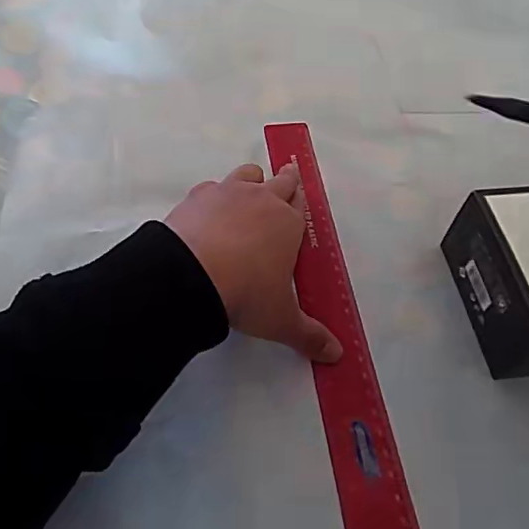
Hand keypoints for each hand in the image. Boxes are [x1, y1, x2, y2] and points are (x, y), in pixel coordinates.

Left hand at [166, 163, 342, 363]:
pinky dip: (213, 197)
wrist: (191, 275)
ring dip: (251, 181)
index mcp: (288, 224)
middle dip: (285, 181)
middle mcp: (262, 200)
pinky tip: (207, 213)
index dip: (300, 205)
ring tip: (248, 191)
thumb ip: (310, 335)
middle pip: (280, 181)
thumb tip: (337, 354)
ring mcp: (228, 194)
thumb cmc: (247, 293)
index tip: (298, 203)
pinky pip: (210, 188)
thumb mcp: (281, 320)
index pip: (300, 206)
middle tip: (287, 177)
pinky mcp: (197, 197)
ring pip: (247, 174)